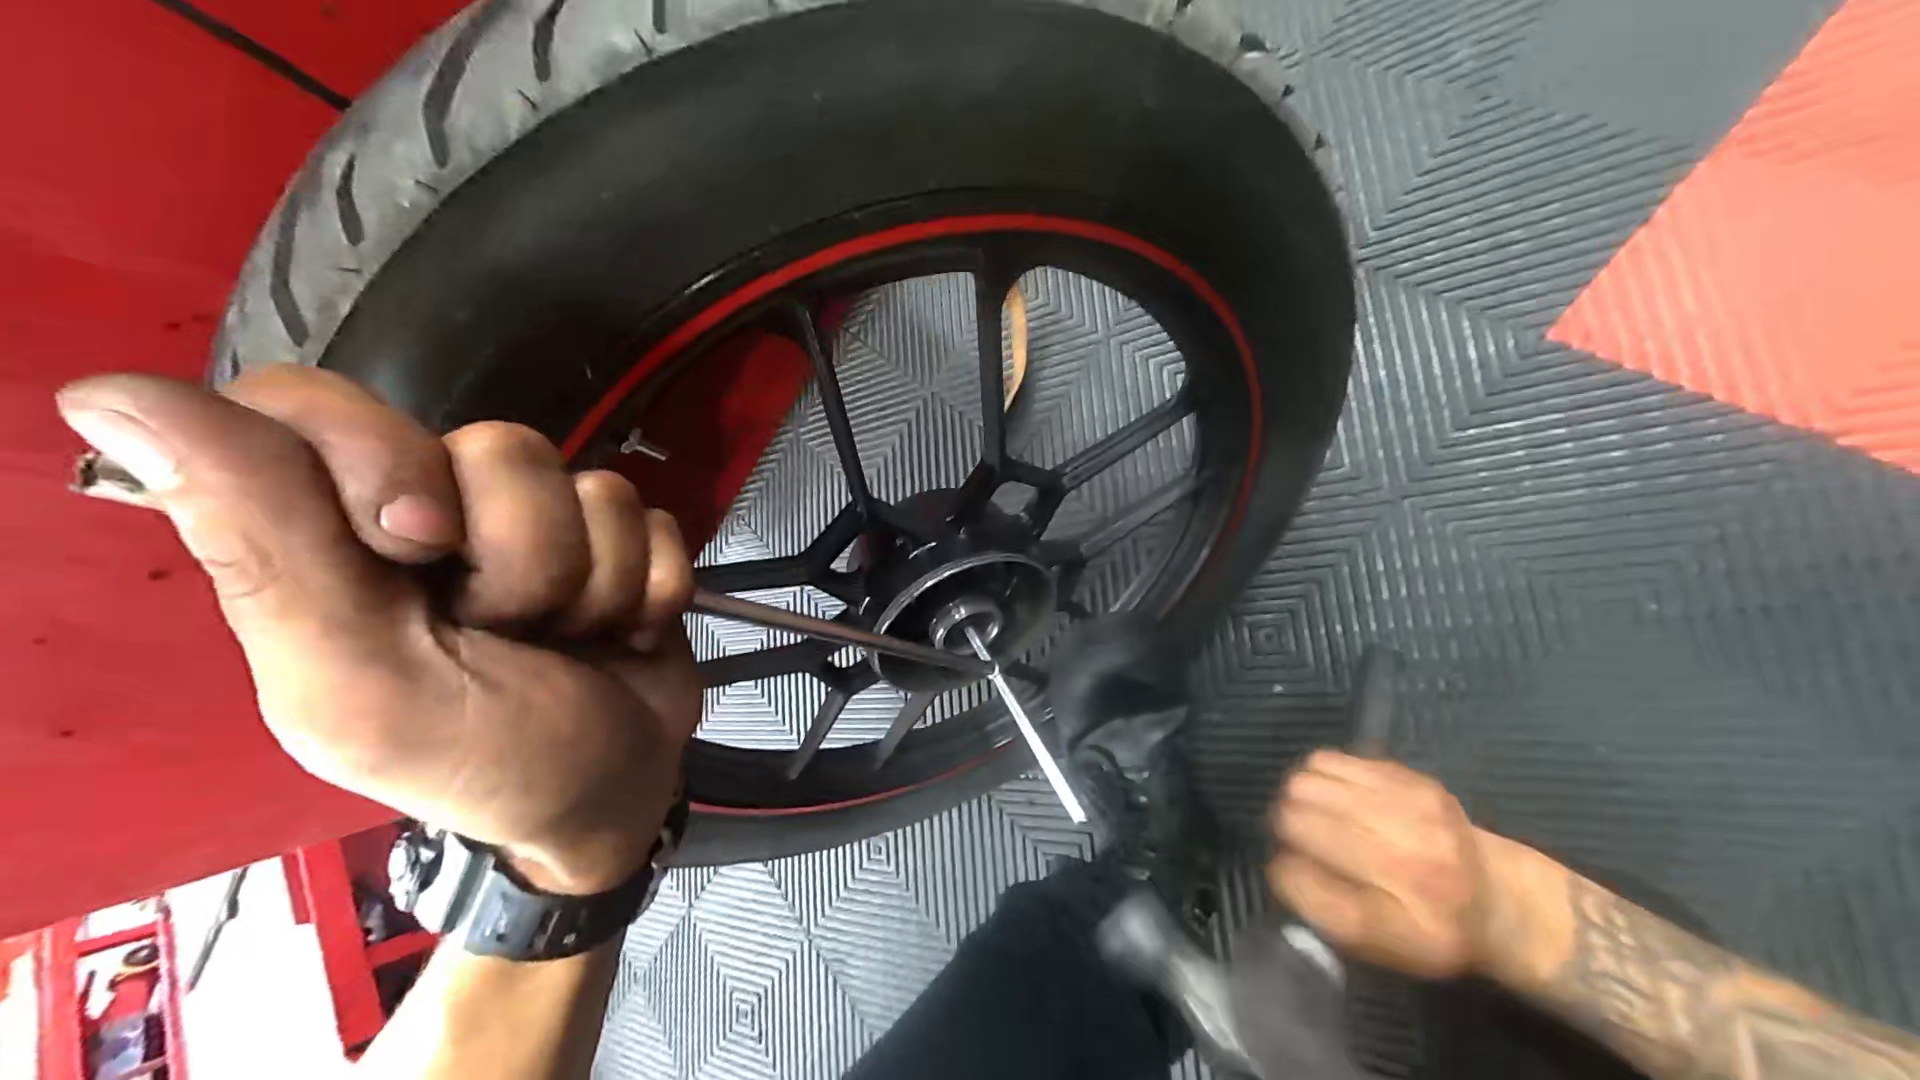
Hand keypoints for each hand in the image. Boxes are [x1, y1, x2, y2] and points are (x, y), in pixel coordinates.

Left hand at [57, 368, 699, 895]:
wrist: (613, 794)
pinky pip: (656, 523)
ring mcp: (554, 527)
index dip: (381, 452)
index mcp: (343, 543)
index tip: (418, 542)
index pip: (318, 406)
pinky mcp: (629, 543)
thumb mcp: (362, 684)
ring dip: (598, 584)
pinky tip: (628, 632)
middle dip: (527, 557)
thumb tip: (113, 395)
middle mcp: (449, 515)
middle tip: (510, 630)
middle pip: (504, 449)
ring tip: (576, 640)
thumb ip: (270, 552)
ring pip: (597, 487)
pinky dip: (652, 589)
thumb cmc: (483, 761)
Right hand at [1267, 751, 1491, 977]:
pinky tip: (1340, 794)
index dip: (1283, 869)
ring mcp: (1414, 815)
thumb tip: (1280, 861)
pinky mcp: (1414, 780)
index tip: (1292, 869)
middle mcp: (1408, 866)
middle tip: (1299, 835)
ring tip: (1319, 812)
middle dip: (1285, 825)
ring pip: (1306, 781)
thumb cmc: (1426, 929)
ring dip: (1301, 796)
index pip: (1298, 877)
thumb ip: (1320, 908)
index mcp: (1395, 921)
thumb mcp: (1377, 945)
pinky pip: (1330, 760)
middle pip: (1297, 819)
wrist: (1501, 900)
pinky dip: (1322, 775)